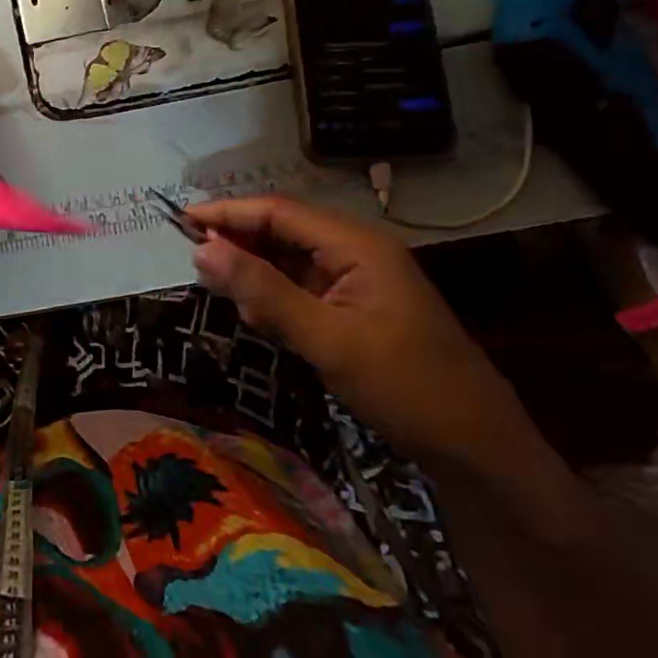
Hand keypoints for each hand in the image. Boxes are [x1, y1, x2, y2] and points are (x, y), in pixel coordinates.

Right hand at [186, 196, 533, 465]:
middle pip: (282, 230)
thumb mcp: (326, 339)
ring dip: (253, 270)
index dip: (228, 212)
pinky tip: (256, 313)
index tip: (181, 220)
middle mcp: (355, 250)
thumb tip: (202, 251)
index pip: (279, 211)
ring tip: (219, 288)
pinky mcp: (353, 306)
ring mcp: (356, 279)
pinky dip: (273, 295)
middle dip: (238, 240)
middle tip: (192, 259)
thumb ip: (263, 292)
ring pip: (288, 259)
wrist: (476, 447)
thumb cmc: (405, 386)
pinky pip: (301, 286)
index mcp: (356, 244)